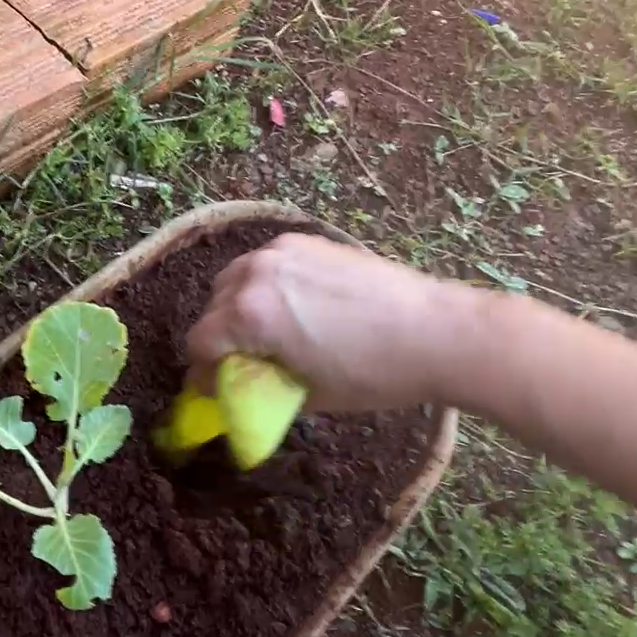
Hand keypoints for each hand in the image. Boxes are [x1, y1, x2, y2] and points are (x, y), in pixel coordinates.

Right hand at [186, 233, 485, 412]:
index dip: (203, 372)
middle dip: (220, 337)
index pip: (199, 342)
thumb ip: (262, 389)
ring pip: (232, 279)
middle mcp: (254, 275)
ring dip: (236, 305)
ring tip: (266, 329)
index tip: (214, 388)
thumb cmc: (375, 373)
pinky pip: (262, 263)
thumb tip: (239, 394)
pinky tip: (291, 302)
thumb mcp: (310, 394)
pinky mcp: (301, 242)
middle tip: (244, 361)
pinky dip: (263, 283)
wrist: (436, 331)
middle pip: (212, 308)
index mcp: (250, 315)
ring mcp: (278, 252)